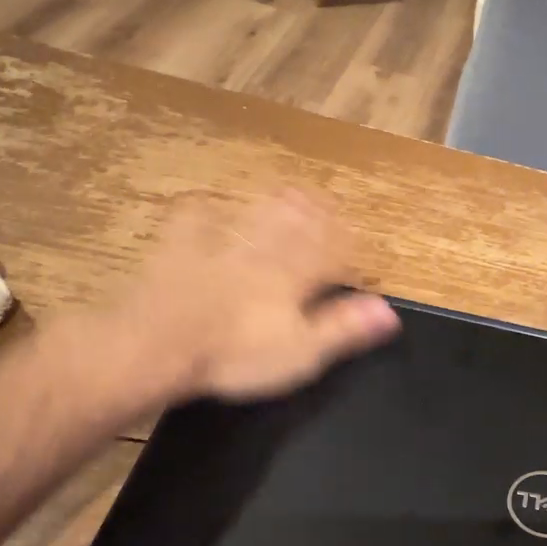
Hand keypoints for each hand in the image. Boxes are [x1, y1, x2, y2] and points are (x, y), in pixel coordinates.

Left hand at [108, 190, 400, 401]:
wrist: (157, 345)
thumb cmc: (236, 354)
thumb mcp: (302, 351)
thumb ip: (345, 328)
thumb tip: (389, 311)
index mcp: (293, 278)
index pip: (329, 253)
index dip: (348, 245)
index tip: (361, 239)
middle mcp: (260, 254)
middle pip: (293, 226)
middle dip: (315, 213)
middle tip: (328, 199)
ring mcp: (217, 249)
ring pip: (253, 217)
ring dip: (274, 203)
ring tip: (289, 191)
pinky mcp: (177, 252)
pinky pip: (193, 221)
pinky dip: (205, 209)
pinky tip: (207, 202)